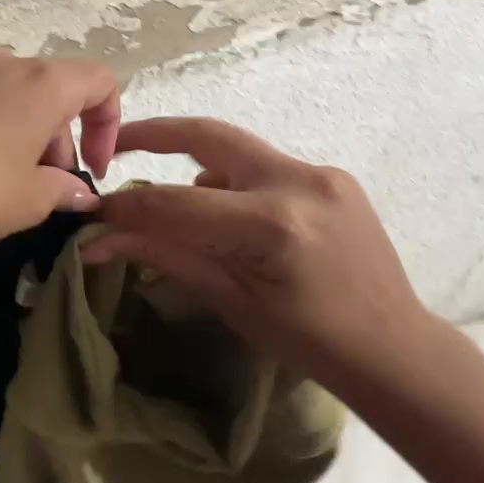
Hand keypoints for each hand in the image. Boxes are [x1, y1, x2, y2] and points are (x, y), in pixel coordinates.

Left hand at [0, 47, 119, 252]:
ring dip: (24, 137)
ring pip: (12, 99)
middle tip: (46, 189)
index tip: (92, 170)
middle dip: (60, 140)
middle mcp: (3, 64)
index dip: (108, 127)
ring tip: (6, 186)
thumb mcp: (30, 201)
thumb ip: (64, 190)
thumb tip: (78, 192)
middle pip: (52, 93)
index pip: (99, 82)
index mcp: (41, 82)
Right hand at [83, 117, 429, 380]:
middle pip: (207, 134)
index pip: (172, 201)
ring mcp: (321, 174)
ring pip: (234, 151)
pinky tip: (228, 216)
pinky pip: (262, 165)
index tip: (88, 209)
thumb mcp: (227, 298)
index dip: (123, 206)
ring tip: (179, 209)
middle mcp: (299, 182)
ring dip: (195, 168)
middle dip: (152, 133)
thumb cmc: (306, 339)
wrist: (395, 349)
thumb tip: (93, 242)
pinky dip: (230, 181)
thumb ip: (161, 254)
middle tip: (111, 143)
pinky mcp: (331, 177)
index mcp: (271, 224)